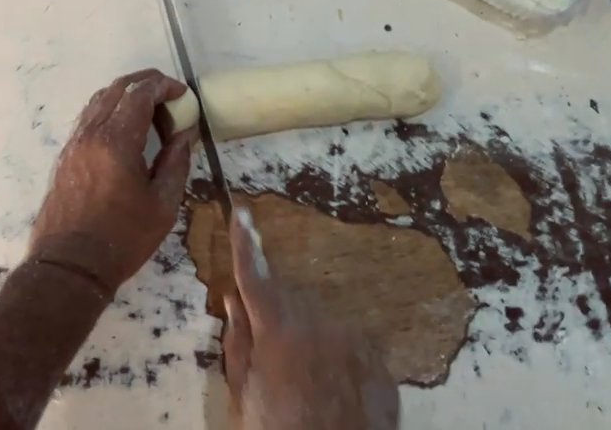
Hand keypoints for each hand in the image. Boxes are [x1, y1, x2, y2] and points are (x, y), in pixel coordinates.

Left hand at [27, 69, 196, 294]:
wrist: (69, 266)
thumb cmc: (122, 238)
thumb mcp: (163, 204)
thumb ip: (176, 161)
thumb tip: (185, 132)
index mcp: (117, 141)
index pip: (140, 93)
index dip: (163, 85)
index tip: (182, 93)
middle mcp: (92, 133)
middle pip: (117, 88)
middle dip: (145, 83)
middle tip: (169, 94)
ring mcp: (75, 142)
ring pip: (100, 100)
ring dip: (126, 94)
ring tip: (150, 110)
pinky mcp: (67, 154)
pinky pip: (89, 117)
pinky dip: (110, 110)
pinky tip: (126, 128)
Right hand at [223, 207, 399, 428]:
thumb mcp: (245, 399)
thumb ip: (238, 344)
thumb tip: (232, 300)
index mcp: (278, 329)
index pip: (255, 276)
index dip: (245, 243)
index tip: (242, 212)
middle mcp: (318, 321)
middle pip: (290, 303)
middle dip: (278, 319)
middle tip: (274, 360)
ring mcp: (352, 338)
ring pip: (322, 324)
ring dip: (310, 342)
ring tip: (307, 386)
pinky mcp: (377, 360)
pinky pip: (349, 347)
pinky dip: (337, 361)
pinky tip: (333, 393)